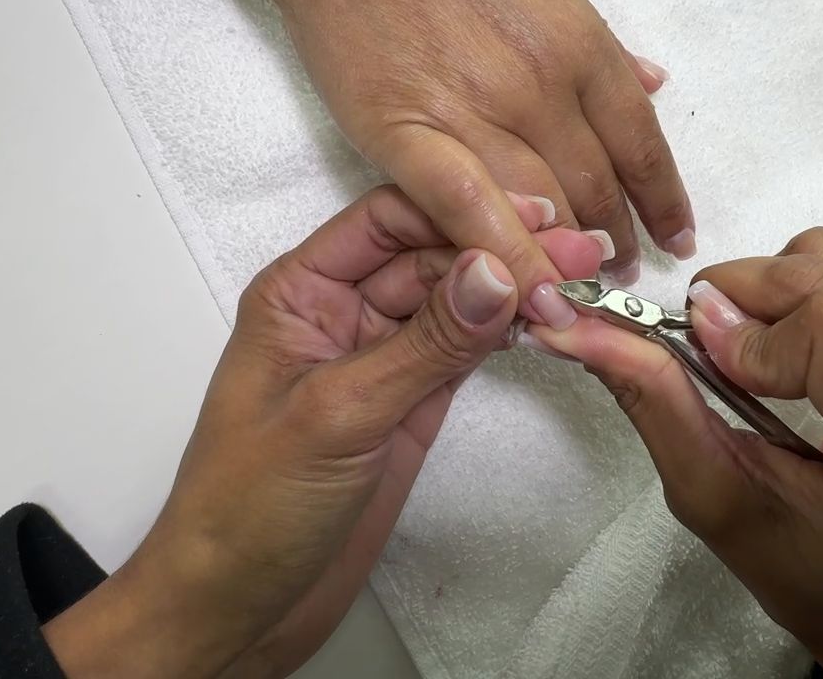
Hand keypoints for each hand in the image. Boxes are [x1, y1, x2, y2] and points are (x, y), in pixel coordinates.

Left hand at [41, 187, 605, 678]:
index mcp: (304, 287)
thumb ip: (425, 342)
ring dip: (516, 286)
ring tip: (582, 275)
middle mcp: (346, 304)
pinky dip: (509, 329)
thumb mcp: (339, 414)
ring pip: (458, 295)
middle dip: (504, 249)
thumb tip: (498, 271)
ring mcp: (385, 348)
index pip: (390, 219)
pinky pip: (468, 342)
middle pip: (433, 252)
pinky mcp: (414, 390)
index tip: (532, 221)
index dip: (460, 211)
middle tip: (579, 249)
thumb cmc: (249, 509)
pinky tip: (548, 316)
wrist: (240, 610)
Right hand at [133, 0, 692, 328]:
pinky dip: (506, 260)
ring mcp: (475, 108)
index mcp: (580, 39)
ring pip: (543, 208)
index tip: (677, 237)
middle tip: (620, 273)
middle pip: (597, 186)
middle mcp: (541, 81)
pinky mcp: (405, 132)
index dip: (664, 199)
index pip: (643, 142)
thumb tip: (651, 81)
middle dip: (617, 239)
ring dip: (568, 258)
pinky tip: (533, 296)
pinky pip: (468, 210)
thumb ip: (595, 42)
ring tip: (579, 291)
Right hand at [540, 228, 822, 677]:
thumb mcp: (714, 500)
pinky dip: (817, 293)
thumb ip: (655, 402)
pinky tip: (813, 350)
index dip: (757, 331)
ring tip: (768, 357)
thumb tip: (578, 323)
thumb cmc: (805, 568)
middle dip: (753, 301)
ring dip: (781, 295)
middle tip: (719, 351)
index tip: (710, 354)